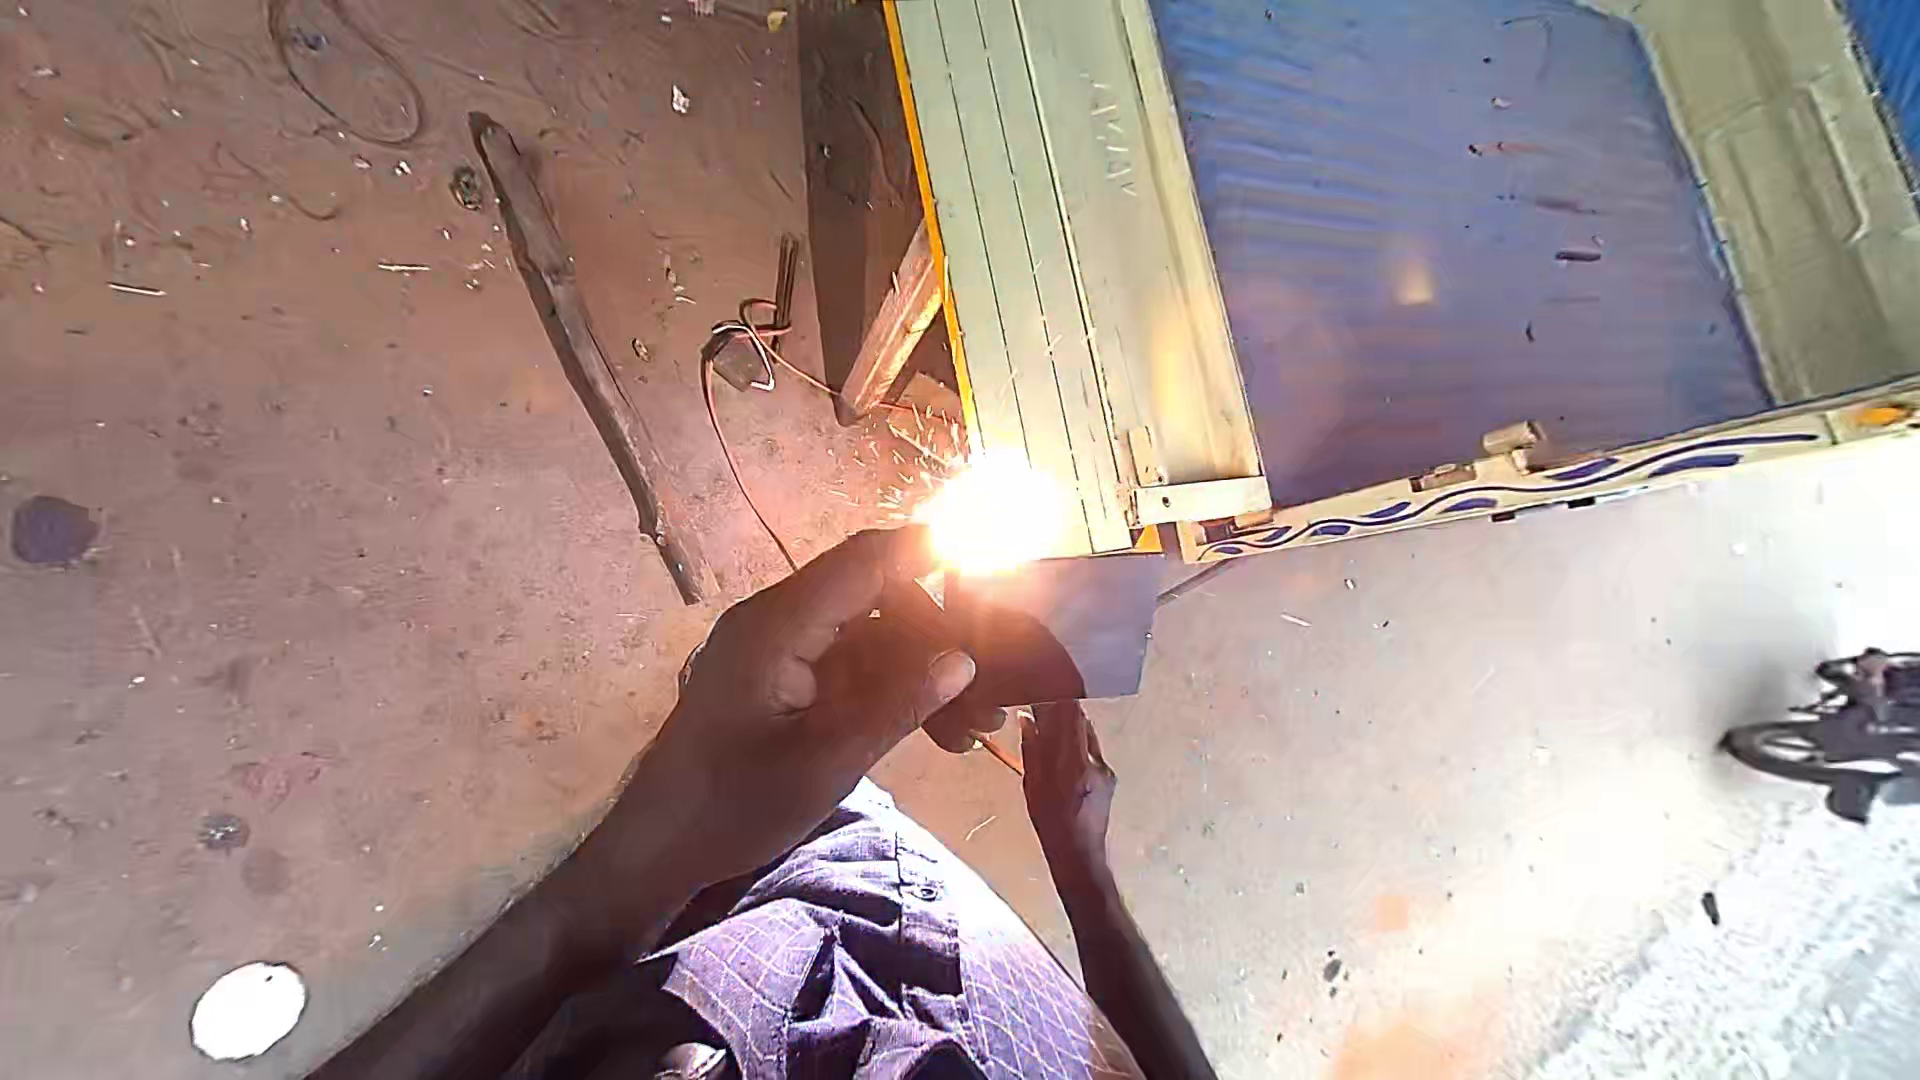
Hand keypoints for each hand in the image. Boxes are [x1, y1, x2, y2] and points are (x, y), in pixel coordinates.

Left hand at [594, 528, 977, 893]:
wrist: (658, 849)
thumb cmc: (730, 808)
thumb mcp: (824, 764)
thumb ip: (896, 707)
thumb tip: (962, 662)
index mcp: (777, 625)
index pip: (862, 562)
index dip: (923, 550)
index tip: (983, 555)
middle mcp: (782, 619)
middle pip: (878, 597)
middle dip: (936, 636)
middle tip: (984, 690)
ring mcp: (787, 646)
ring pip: (876, 632)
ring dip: (923, 667)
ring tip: (970, 726)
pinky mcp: (793, 673)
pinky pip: (858, 661)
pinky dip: (897, 686)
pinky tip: (936, 729)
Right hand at [1021, 701, 1115, 874]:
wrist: (1079, 853)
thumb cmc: (1049, 819)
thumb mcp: (1032, 783)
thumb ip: (1031, 748)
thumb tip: (1027, 718)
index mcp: (1071, 760)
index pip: (1069, 714)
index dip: (1058, 695)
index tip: (1045, 684)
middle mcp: (1092, 759)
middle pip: (1079, 720)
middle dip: (1062, 707)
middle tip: (1045, 699)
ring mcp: (1104, 767)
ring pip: (1086, 733)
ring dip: (1070, 724)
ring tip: (1053, 723)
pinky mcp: (1109, 776)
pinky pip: (1091, 749)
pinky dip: (1078, 743)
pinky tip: (1065, 750)